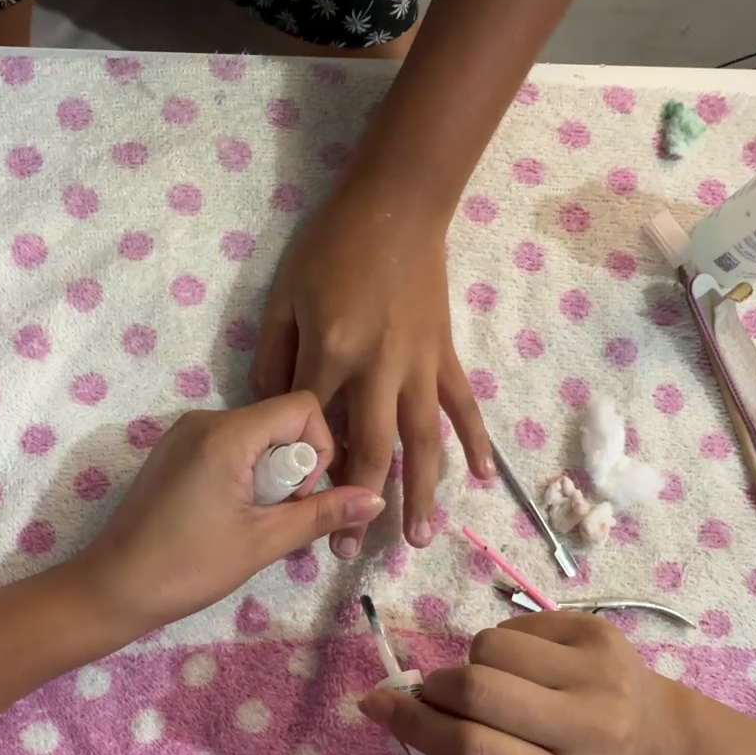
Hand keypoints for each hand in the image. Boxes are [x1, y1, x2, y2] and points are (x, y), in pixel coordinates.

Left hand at [73, 393, 385, 630]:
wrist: (112, 587)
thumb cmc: (189, 566)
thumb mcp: (263, 542)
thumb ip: (321, 513)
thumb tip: (375, 498)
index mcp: (227, 433)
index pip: (302, 407)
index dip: (318, 448)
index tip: (300, 496)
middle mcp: (204, 419)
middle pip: (278, 422)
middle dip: (291, 467)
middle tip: (273, 516)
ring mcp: (184, 434)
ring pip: (255, 438)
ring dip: (268, 475)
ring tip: (250, 522)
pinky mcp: (174, 453)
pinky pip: (229, 448)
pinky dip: (244, 476)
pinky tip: (228, 516)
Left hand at [252, 183, 493, 558]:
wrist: (396, 202)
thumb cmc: (329, 248)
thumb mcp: (284, 297)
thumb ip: (274, 357)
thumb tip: (271, 409)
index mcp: (330, 355)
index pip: (314, 429)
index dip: (304, 472)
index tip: (295, 508)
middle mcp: (377, 370)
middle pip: (368, 450)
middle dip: (359, 503)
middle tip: (351, 551)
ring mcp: (419, 365)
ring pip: (422, 441)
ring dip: (422, 493)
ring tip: (419, 539)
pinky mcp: (445, 355)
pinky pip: (463, 404)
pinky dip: (476, 440)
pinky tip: (484, 477)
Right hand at [360, 612, 694, 754]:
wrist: (659, 734)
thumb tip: (393, 707)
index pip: (474, 750)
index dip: (416, 726)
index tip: (377, 706)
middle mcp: (591, 728)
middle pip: (477, 689)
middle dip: (438, 688)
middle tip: (438, 694)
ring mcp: (600, 672)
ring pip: (488, 645)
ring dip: (474, 663)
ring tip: (499, 681)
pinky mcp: (599, 631)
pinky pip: (514, 623)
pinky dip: (504, 644)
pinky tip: (531, 664)